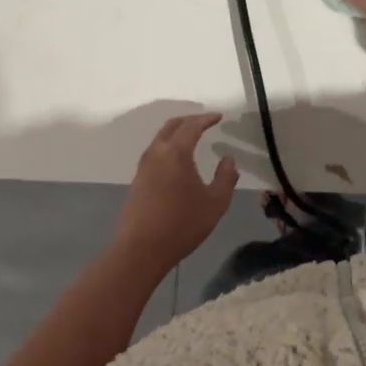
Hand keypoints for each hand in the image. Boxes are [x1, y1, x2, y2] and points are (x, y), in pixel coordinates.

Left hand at [115, 113, 237, 271]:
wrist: (141, 249)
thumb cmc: (182, 224)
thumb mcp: (215, 202)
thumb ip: (226, 177)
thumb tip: (228, 159)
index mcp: (176, 153)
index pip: (191, 126)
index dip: (206, 119)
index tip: (219, 116)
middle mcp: (156, 153)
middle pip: (171, 126)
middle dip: (189, 120)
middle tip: (205, 122)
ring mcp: (143, 167)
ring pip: (160, 139)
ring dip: (176, 133)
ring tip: (191, 137)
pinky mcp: (138, 181)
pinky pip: (155, 153)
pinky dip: (168, 147)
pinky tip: (177, 160)